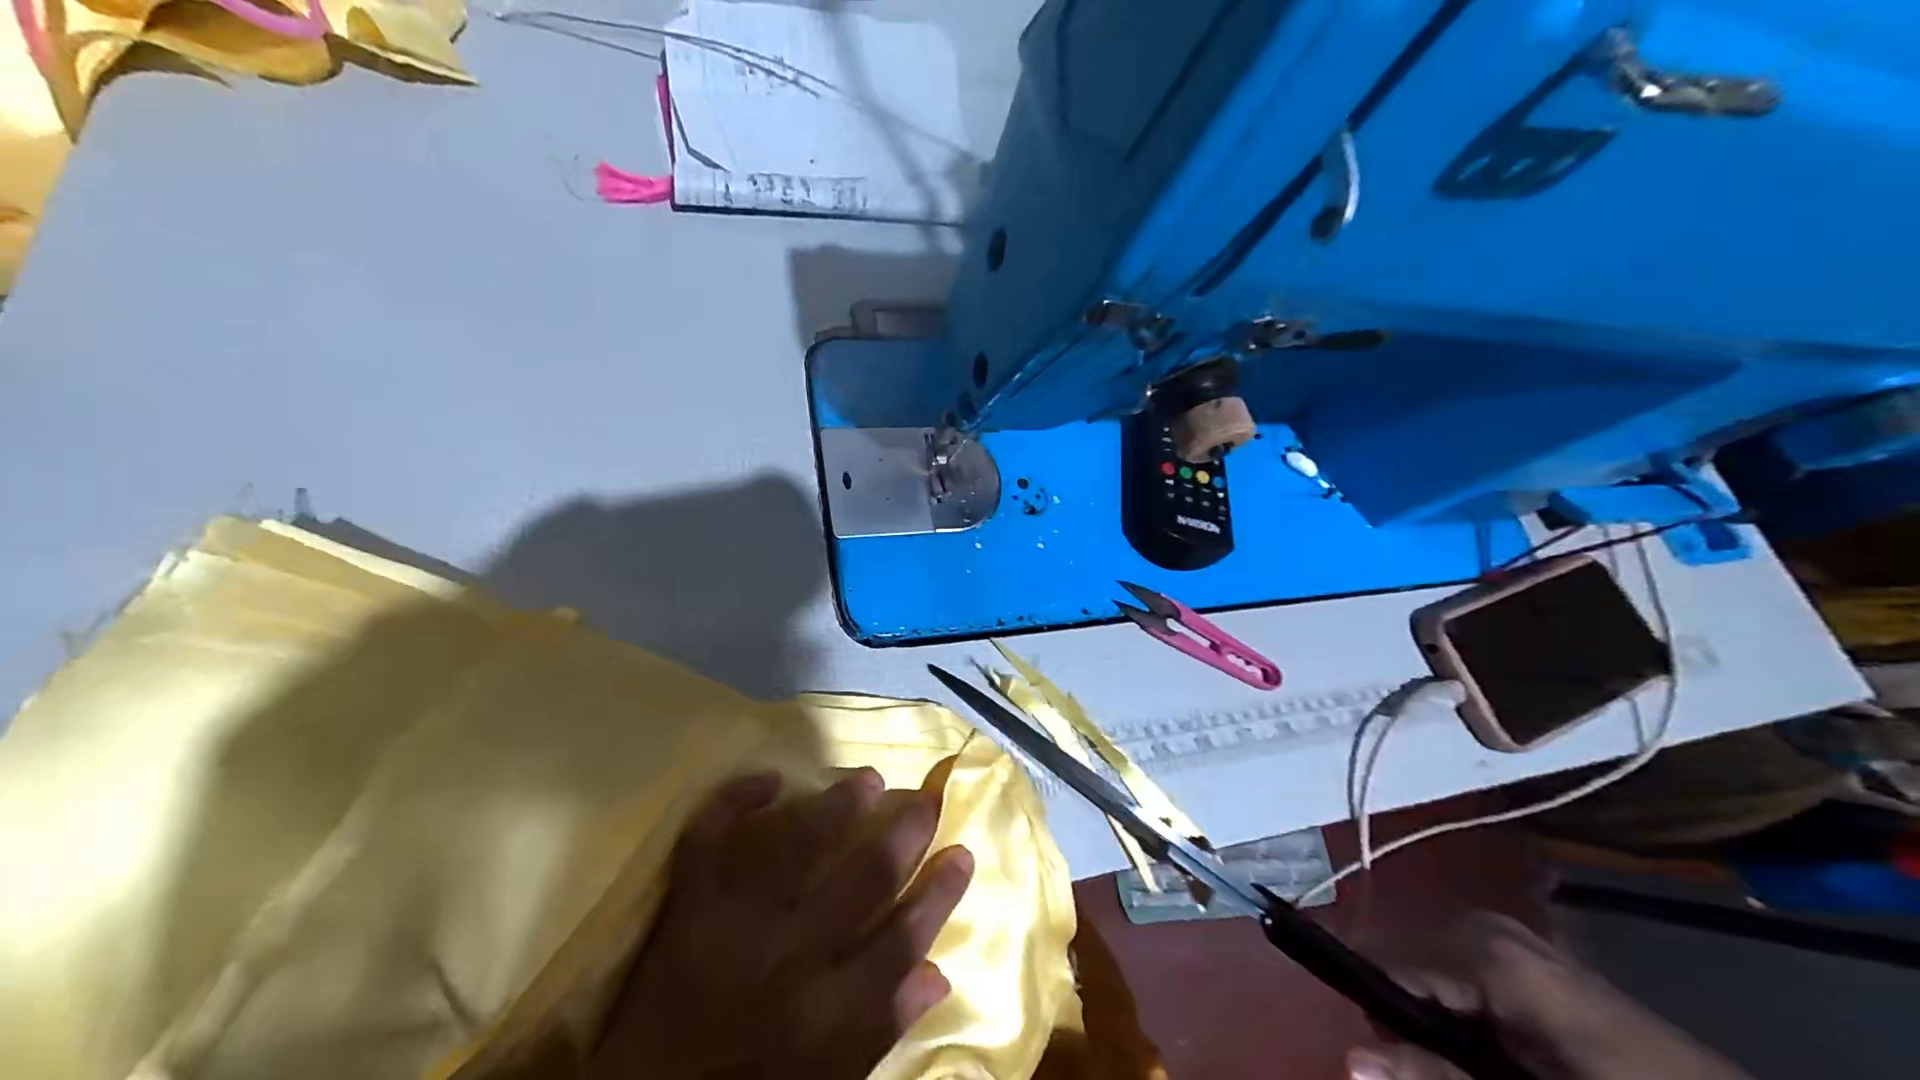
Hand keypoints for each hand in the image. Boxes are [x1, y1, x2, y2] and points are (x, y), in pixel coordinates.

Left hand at [589, 768, 974, 1079]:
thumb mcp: (828, 1079)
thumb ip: (882, 1030)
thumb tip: (938, 973)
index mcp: (827, 1011)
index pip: (902, 941)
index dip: (939, 894)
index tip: (963, 852)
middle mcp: (789, 957)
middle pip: (861, 881)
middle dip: (902, 835)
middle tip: (926, 799)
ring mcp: (733, 923)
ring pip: (797, 847)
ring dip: (837, 807)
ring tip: (869, 778)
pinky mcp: (687, 906)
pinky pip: (708, 840)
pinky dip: (733, 801)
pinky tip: (768, 777)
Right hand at [1347, 914, 1749, 1079]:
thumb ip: (1437, 1076)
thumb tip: (1347, 1058)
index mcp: (1483, 950)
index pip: (1377, 960)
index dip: (1377, 1015)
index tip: (1397, 1063)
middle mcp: (1484, 925)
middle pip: (1399, 962)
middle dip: (1407, 1020)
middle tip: (1451, 1073)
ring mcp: (1508, 938)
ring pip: (1425, 970)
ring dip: (1433, 1021)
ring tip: (1477, 1069)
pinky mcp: (1525, 958)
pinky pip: (1458, 974)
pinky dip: (1460, 1016)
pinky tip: (1496, 1056)